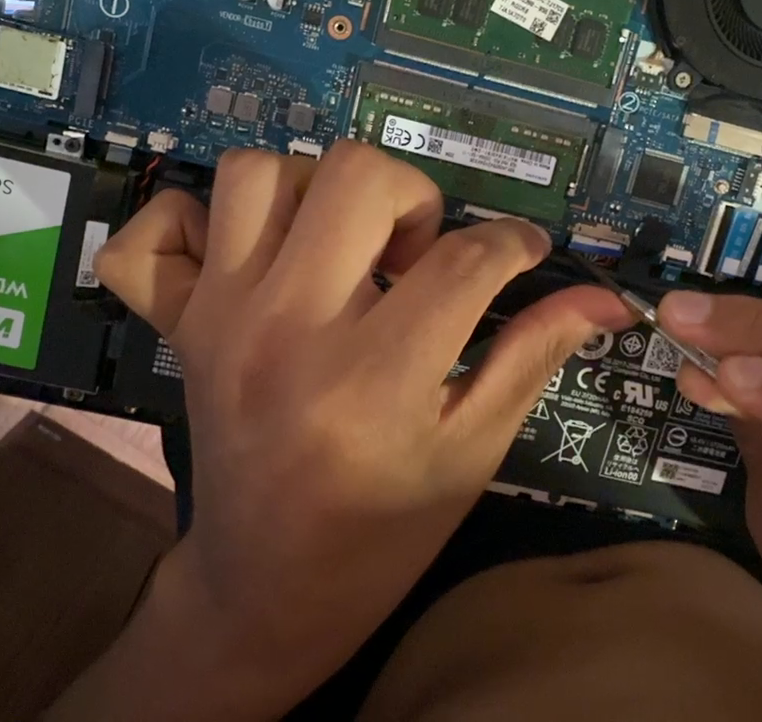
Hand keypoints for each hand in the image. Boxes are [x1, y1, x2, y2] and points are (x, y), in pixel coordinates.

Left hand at [93, 143, 631, 705]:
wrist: (266, 587)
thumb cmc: (382, 530)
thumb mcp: (471, 450)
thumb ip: (532, 355)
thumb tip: (604, 299)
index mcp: (373, 379)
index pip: (462, 260)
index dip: (513, 243)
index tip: (523, 251)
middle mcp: (286, 330)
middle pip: (355, 176)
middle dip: (412, 198)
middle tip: (418, 255)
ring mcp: (219, 318)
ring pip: (259, 174)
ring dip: (316, 192)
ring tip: (343, 247)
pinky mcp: (178, 321)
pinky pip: (156, 228)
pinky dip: (196, 220)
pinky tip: (250, 253)